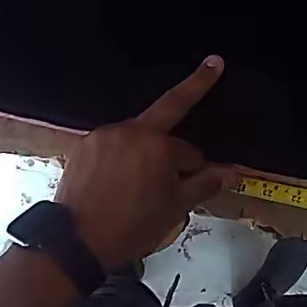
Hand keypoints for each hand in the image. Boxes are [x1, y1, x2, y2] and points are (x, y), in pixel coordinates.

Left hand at [54, 56, 231, 268]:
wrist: (75, 243)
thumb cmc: (129, 227)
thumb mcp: (175, 209)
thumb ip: (204, 184)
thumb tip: (231, 174)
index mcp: (159, 147)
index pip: (191, 152)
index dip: (196, 170)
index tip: (195, 183)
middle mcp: (131, 132)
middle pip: (167, 118)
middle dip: (195, 85)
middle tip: (213, 64)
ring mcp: (105, 136)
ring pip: (139, 136)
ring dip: (147, 149)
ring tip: (139, 181)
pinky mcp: (85, 145)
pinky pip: (114, 143)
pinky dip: (122, 154)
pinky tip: (119, 179)